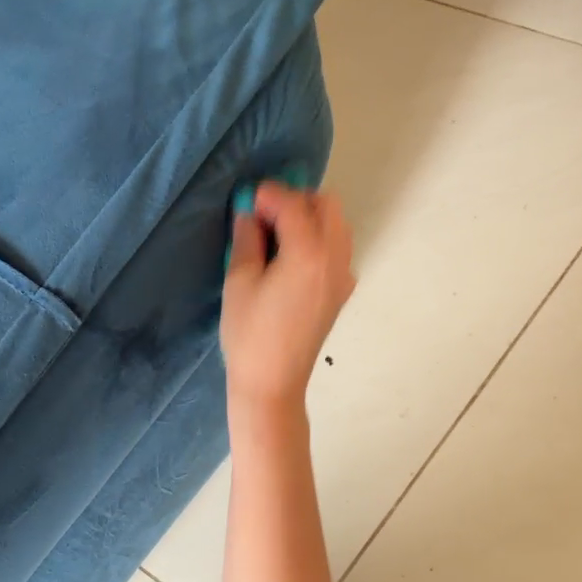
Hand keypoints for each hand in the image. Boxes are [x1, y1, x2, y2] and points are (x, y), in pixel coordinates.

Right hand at [220, 182, 355, 412]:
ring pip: (337, 226)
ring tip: (277, 236)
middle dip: (296, 201)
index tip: (247, 199)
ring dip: (311, 219)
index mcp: (309, 253)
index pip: (293, 204)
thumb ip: (247, 240)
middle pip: (326, 206)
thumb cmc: (249, 336)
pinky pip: (338, 252)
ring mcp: (342, 277)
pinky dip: (319, 242)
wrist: (272, 385)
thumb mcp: (239, 283)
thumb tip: (249, 213)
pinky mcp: (340, 294)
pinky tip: (292, 261)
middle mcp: (335, 259)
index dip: (268, 195)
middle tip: (264, 215)